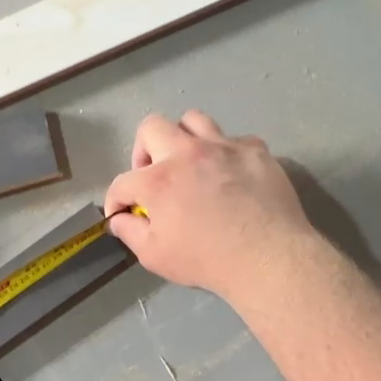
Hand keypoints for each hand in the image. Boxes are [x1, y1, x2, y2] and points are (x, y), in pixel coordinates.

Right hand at [103, 111, 319, 300]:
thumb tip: (119, 219)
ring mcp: (224, 146)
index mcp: (158, 180)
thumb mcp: (154, 255)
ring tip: (187, 166)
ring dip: (182, 140)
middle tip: (151, 177)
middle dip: (142, 152)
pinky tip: (226, 176)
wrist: (265, 256)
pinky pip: (231, 139)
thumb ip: (130, 232)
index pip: (122, 182)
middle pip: (151, 128)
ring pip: (193, 121)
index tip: (121, 213)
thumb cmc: (204, 259)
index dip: (115, 200)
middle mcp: (188, 152)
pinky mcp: (254, 149)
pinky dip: (221, 155)